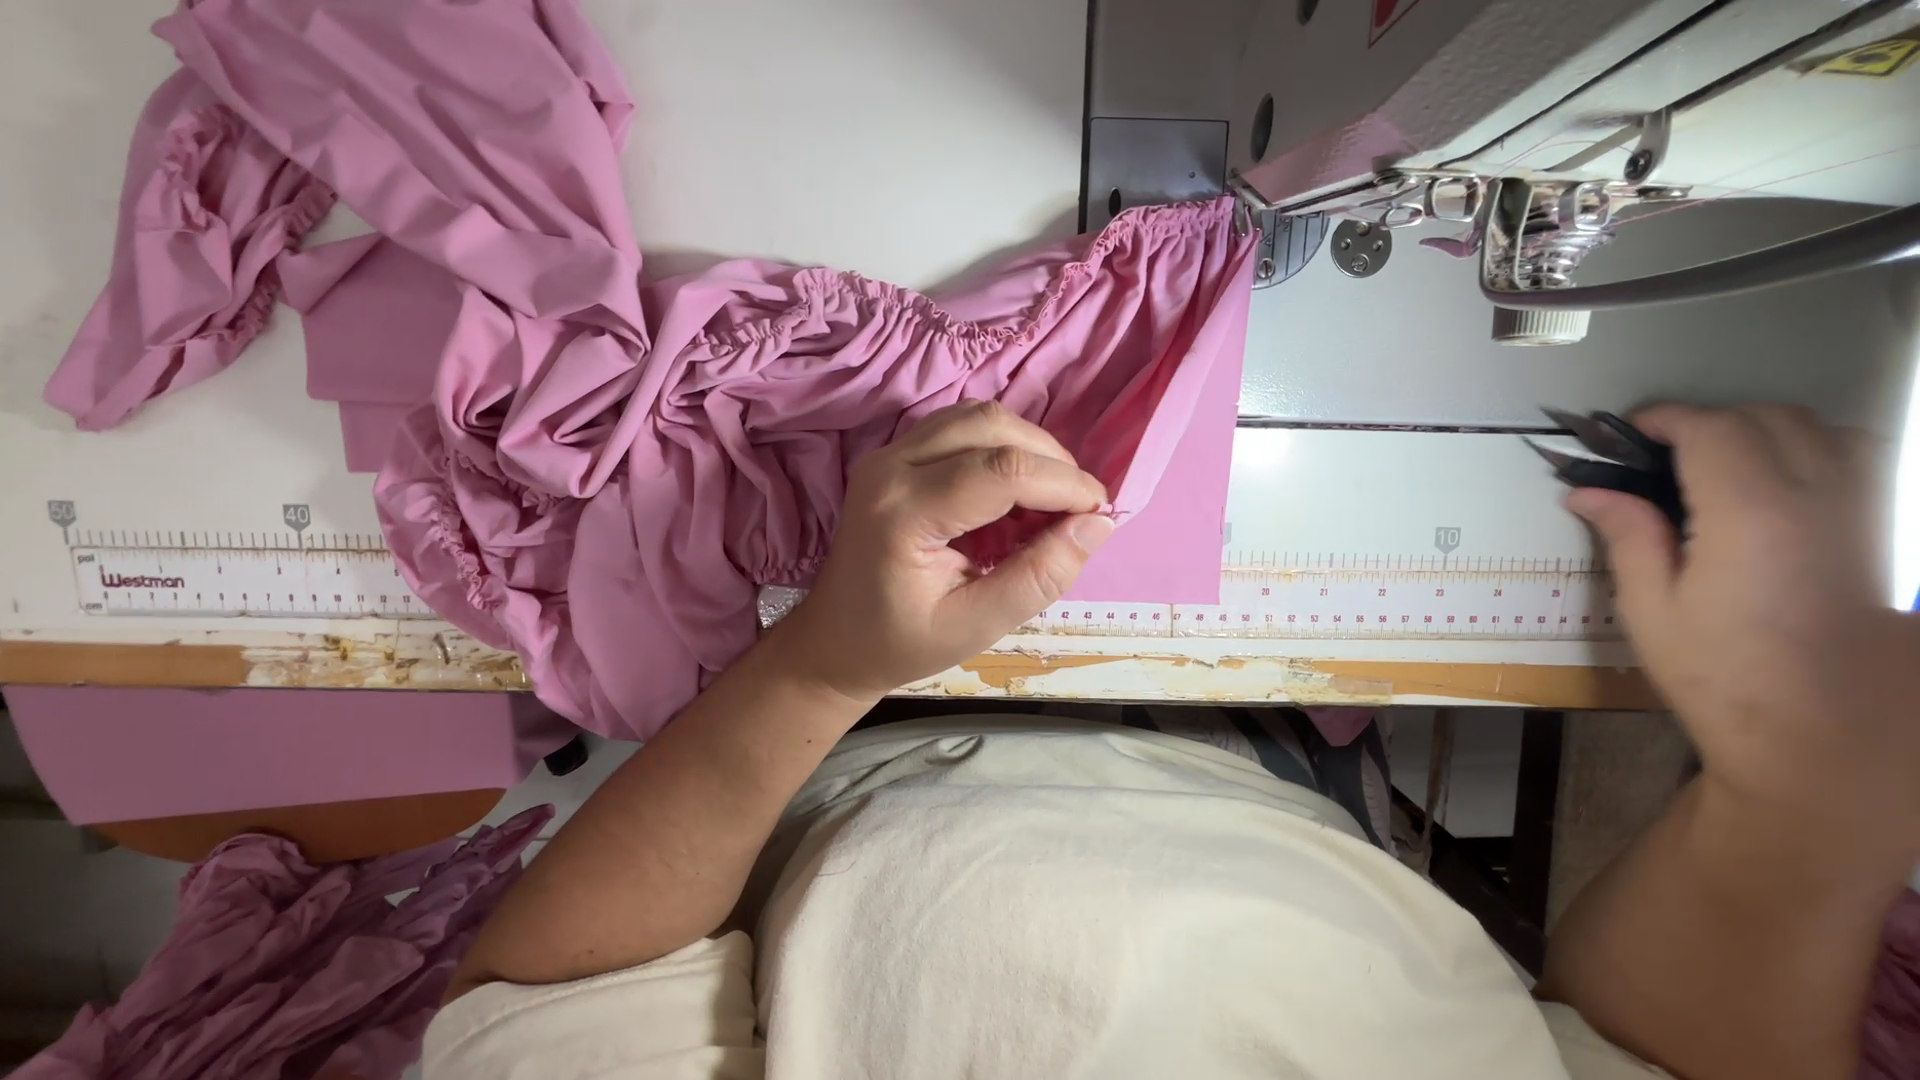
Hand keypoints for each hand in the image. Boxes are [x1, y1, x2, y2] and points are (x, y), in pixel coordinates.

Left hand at [765, 401, 1113, 703]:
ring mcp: (887, 453)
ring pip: (977, 416)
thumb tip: (1097, 523)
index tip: (1100, 511)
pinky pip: (961, 427)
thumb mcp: (976, 626)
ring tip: (1050, 499)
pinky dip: (1001, 447)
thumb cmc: (900, 642)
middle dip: (1049, 459)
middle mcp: (890, 466)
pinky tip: (1015, 491)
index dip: (1063, 483)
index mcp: (903, 512)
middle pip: (990, 425)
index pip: (1001, 470)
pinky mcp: (894, 453)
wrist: (833, 640)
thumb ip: (1039, 576)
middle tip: (1077, 507)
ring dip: (1027, 447)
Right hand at [1569, 403, 1919, 840]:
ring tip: (1716, 462)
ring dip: (1763, 428)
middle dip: (1708, 419)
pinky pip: (1858, 458)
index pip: (1713, 429)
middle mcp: (1819, 500)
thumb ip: (1627, 536)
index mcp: (1752, 516)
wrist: (1819, 730)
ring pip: (1823, 428)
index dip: (1664, 418)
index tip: (1626, 433)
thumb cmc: (1719, 674)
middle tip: (1658, 450)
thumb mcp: (1650, 609)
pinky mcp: (1880, 533)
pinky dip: (1813, 447)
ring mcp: (1862, 514)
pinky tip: (1778, 480)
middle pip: (1769, 417)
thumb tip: (1588, 491)